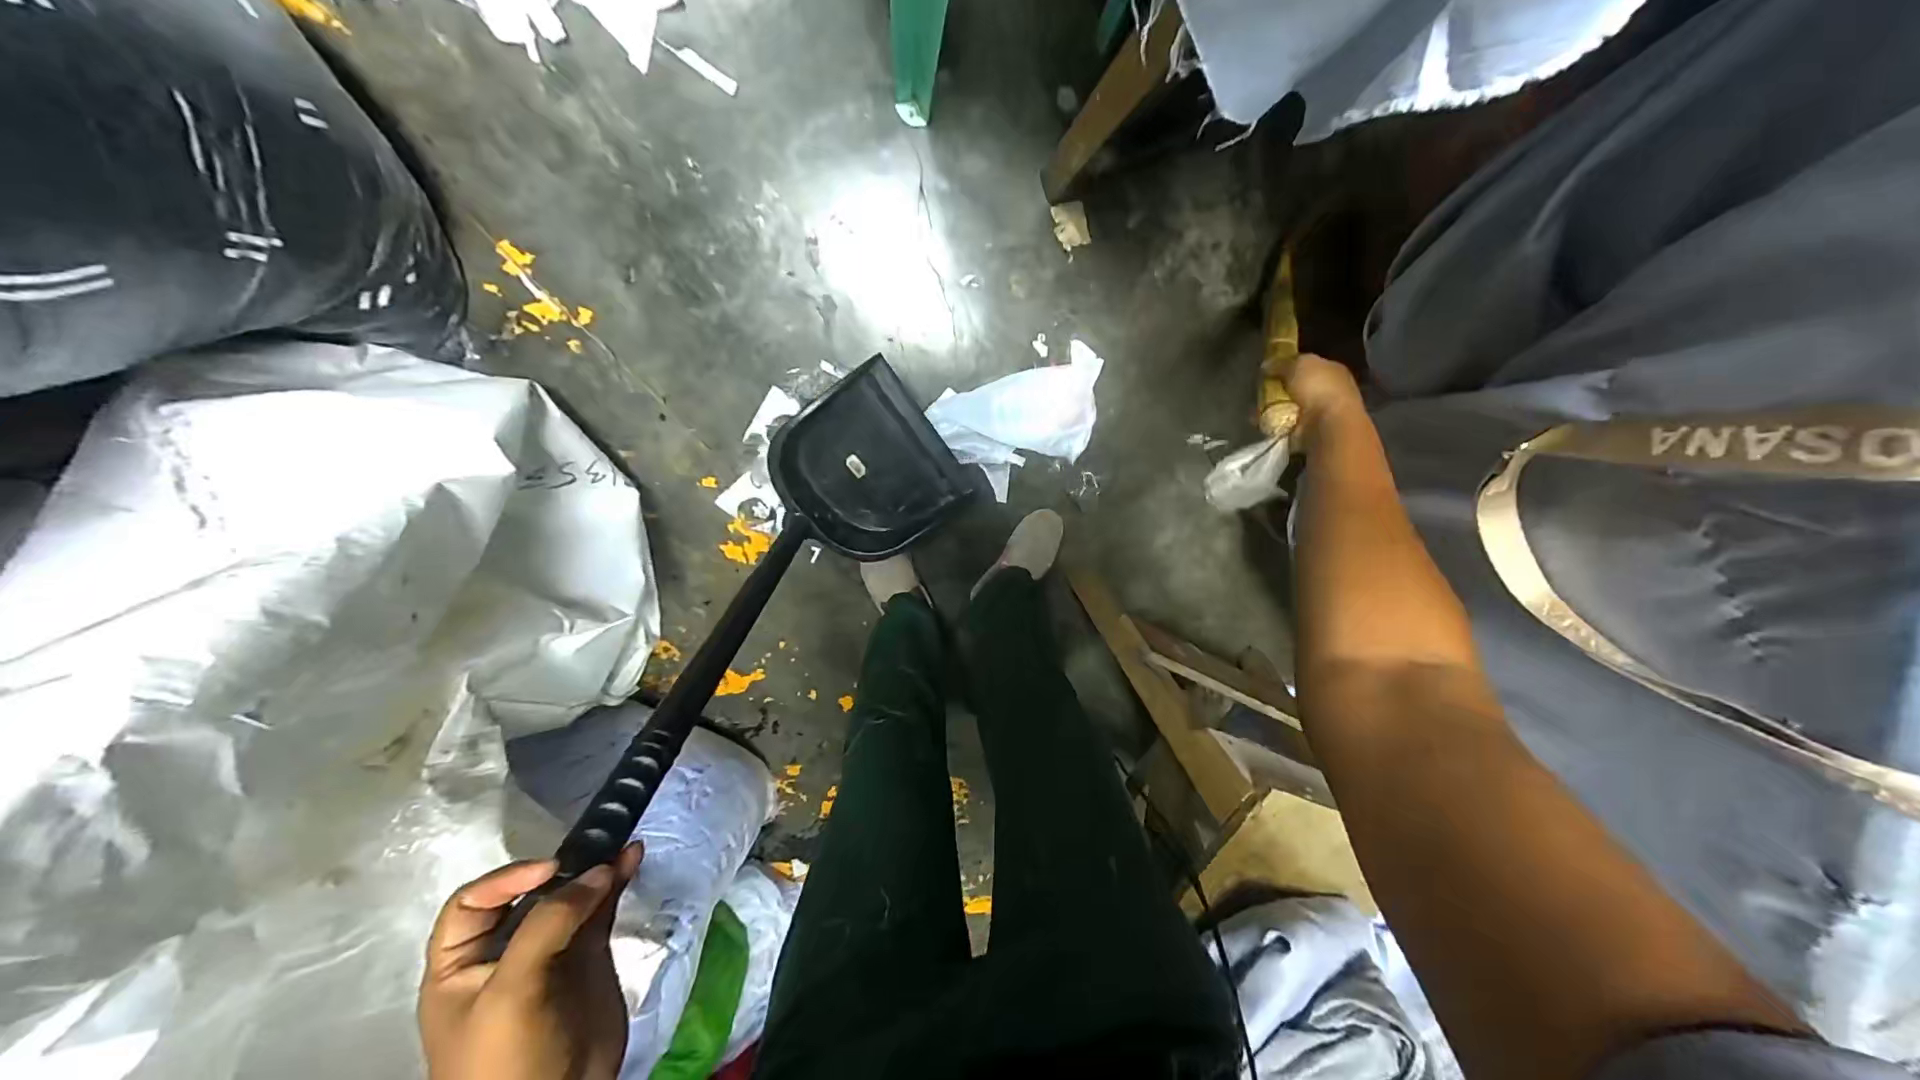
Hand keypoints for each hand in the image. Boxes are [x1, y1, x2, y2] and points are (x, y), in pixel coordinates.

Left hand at [420, 844, 644, 1079]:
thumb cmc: (508, 1057)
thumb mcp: (512, 990)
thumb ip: (548, 924)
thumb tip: (600, 869)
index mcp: (459, 966)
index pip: (472, 903)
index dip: (506, 879)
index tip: (550, 870)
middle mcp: (503, 952)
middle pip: (527, 893)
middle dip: (560, 868)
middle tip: (593, 852)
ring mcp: (549, 953)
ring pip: (571, 897)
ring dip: (595, 869)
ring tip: (620, 845)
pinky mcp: (587, 957)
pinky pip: (601, 910)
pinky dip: (616, 883)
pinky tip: (632, 858)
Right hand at [1270, 351, 1364, 446]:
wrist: (1326, 425)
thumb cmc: (1318, 388)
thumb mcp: (1298, 364)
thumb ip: (1282, 363)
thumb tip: (1267, 365)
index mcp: (1332, 370)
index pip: (1308, 365)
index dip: (1289, 365)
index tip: (1270, 369)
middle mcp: (1327, 390)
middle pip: (1296, 387)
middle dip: (1278, 388)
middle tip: (1262, 389)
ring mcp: (1318, 412)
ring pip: (1288, 406)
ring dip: (1273, 406)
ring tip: (1259, 407)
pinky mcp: (1307, 431)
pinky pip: (1283, 423)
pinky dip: (1272, 422)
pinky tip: (1263, 420)